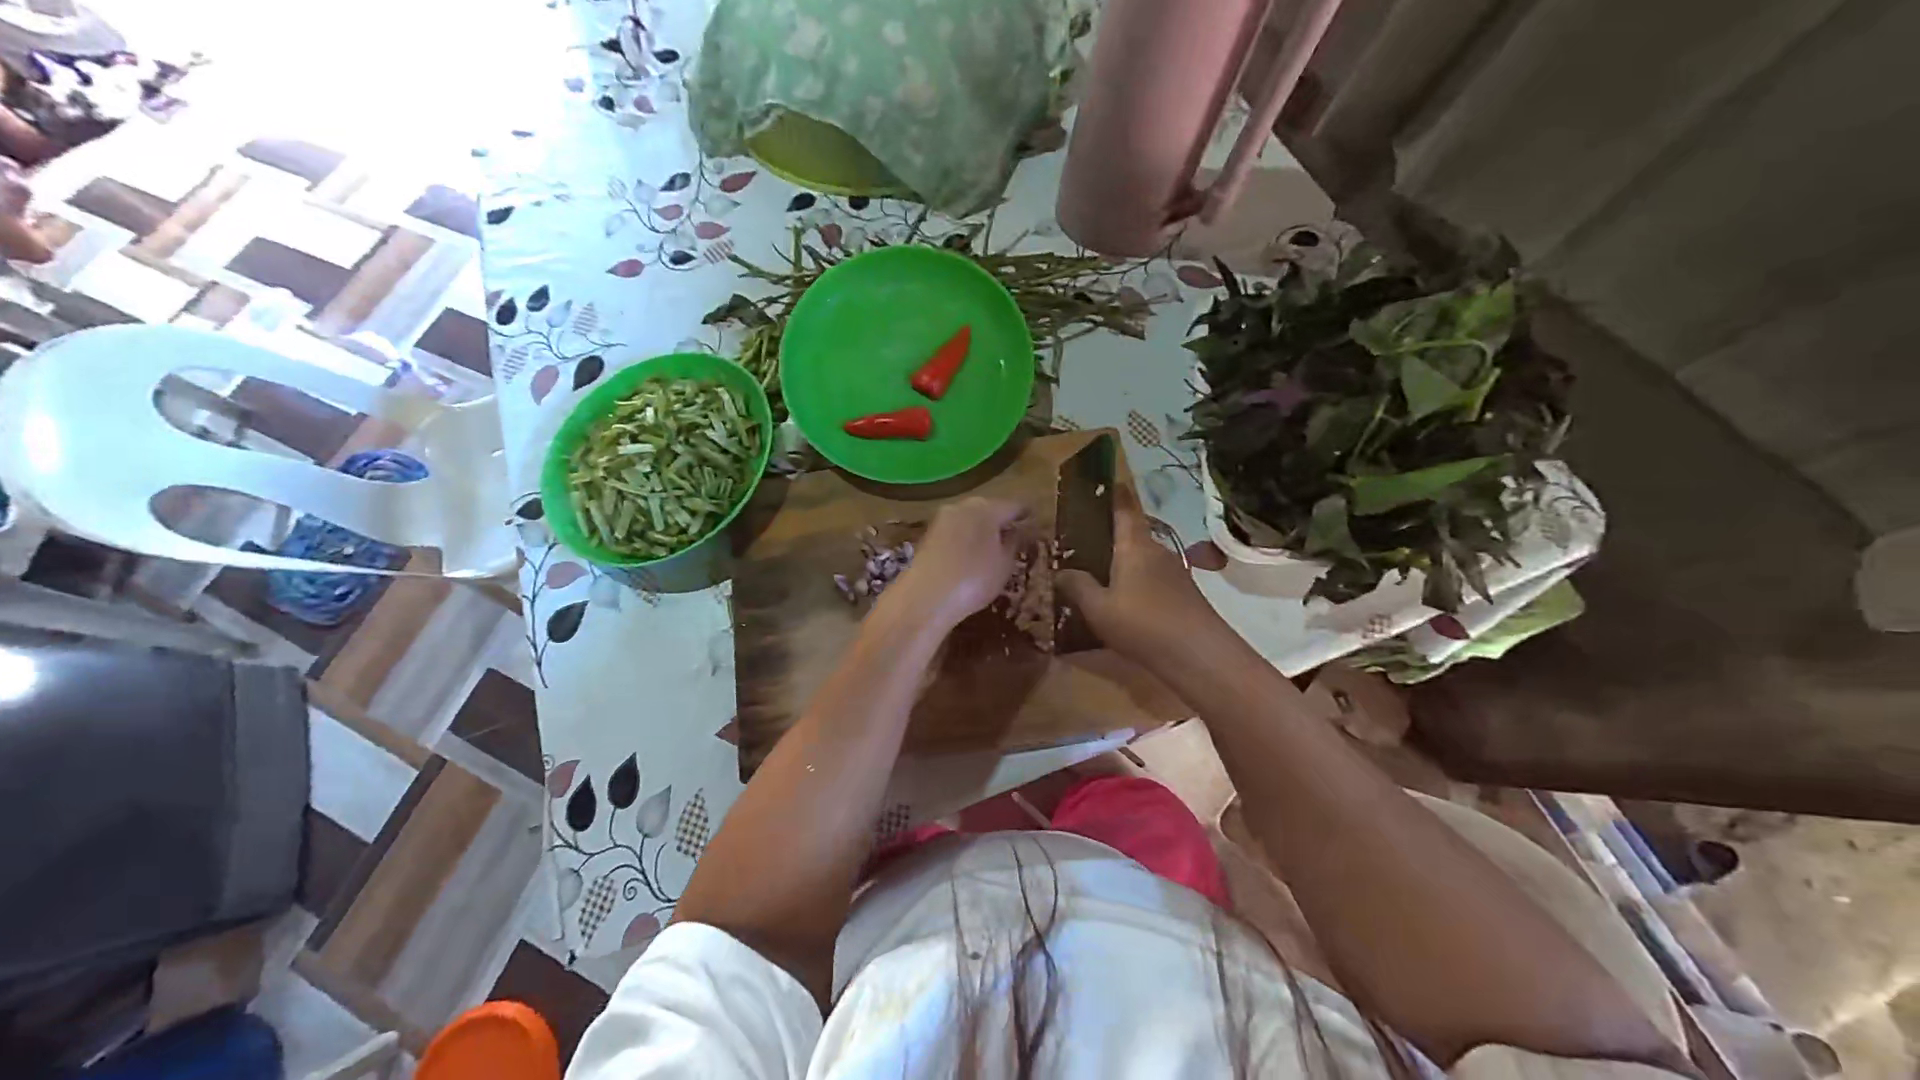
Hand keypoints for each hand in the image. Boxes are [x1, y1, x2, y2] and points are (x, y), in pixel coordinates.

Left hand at [887, 497, 1028, 630]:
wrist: (926, 597)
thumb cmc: (974, 580)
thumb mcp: (1004, 564)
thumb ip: (1013, 543)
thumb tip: (1016, 531)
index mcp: (987, 509)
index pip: (1013, 506)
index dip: (1025, 514)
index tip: (1033, 519)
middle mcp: (963, 506)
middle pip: (988, 508)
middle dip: (1000, 519)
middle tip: (1013, 534)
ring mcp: (942, 519)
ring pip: (968, 519)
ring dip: (980, 528)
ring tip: (992, 546)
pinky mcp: (928, 534)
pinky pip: (954, 531)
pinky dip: (964, 538)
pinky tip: (969, 554)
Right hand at [1057, 487, 1228, 670]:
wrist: (1200, 656)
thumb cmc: (1143, 624)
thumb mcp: (1099, 609)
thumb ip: (1078, 587)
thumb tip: (1061, 572)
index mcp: (1134, 546)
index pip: (1125, 508)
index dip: (1115, 493)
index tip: (1107, 480)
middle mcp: (1156, 552)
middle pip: (1132, 534)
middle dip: (1110, 534)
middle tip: (1081, 539)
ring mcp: (1174, 573)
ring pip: (1141, 558)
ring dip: (1122, 561)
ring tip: (1096, 572)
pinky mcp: (1182, 595)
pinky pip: (1151, 578)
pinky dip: (1134, 581)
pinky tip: (1121, 601)